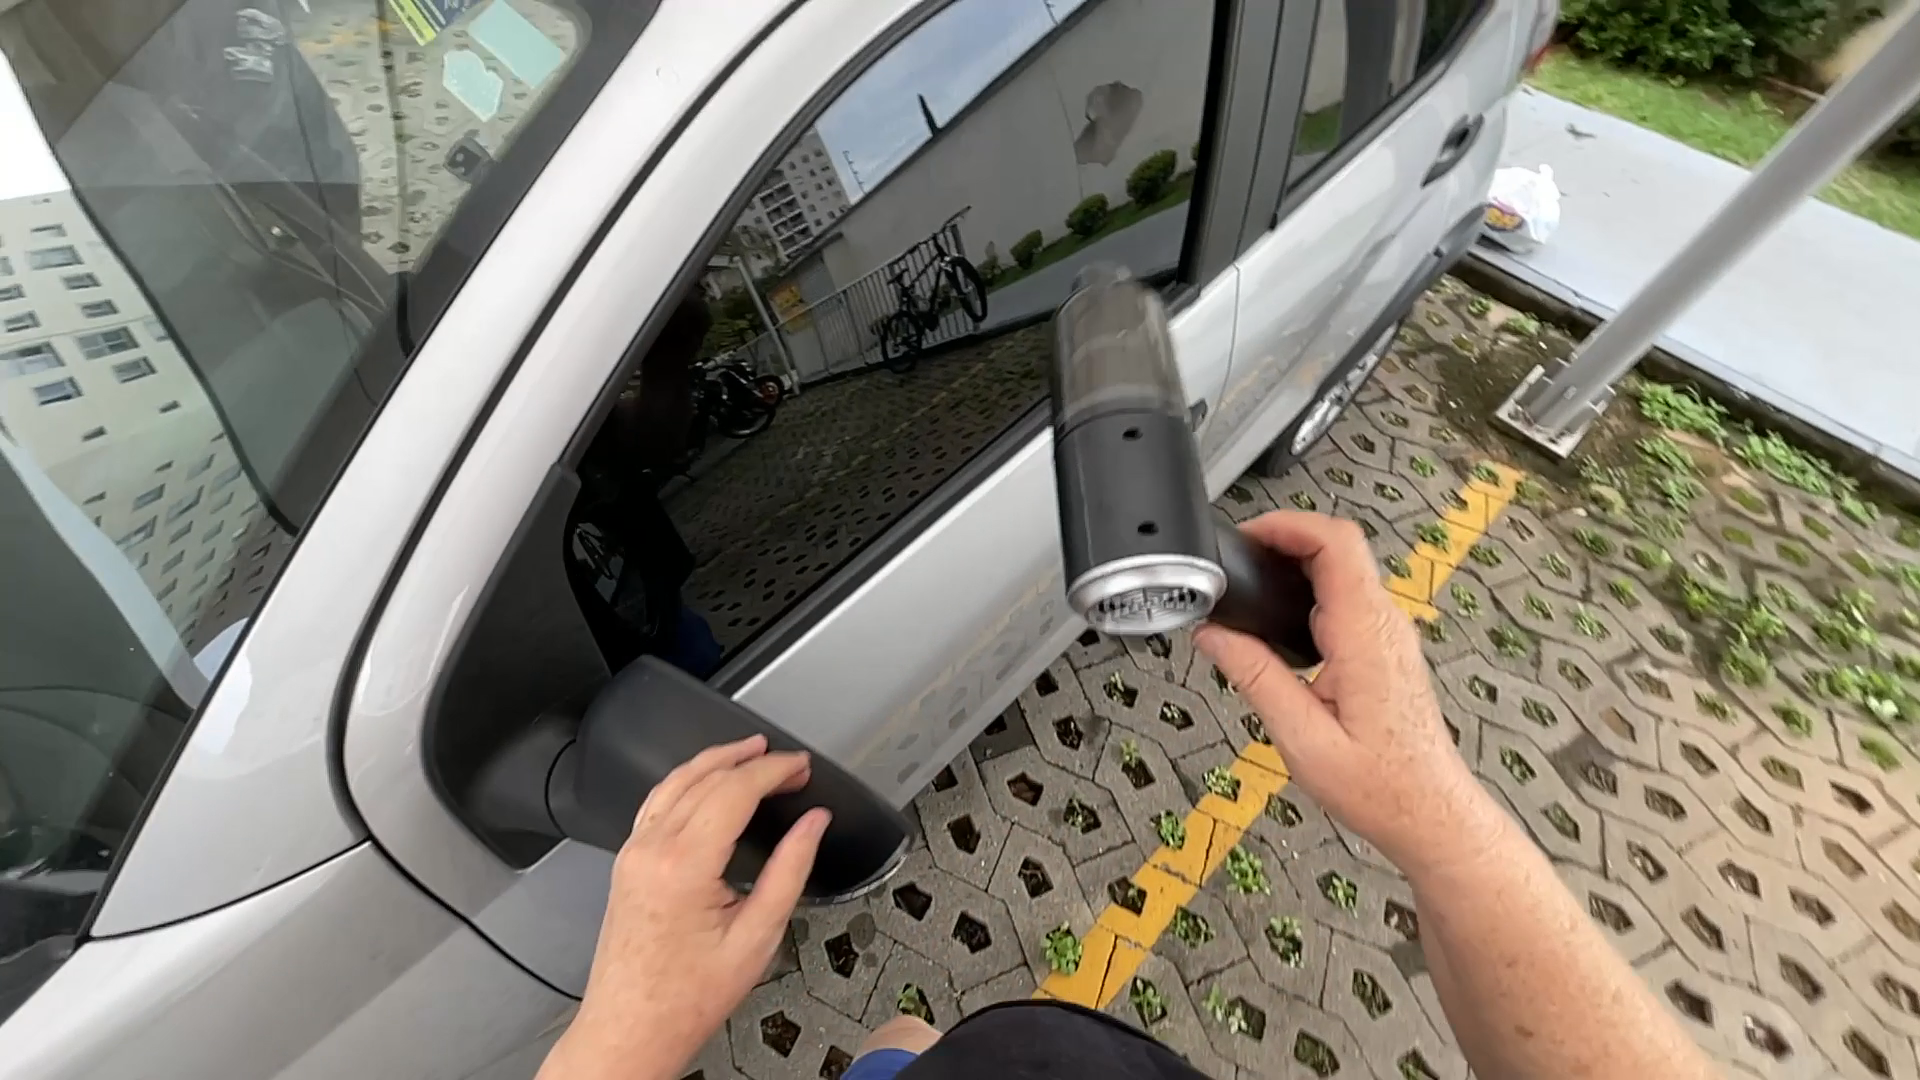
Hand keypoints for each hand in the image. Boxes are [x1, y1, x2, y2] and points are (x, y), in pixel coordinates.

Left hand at [540, 736, 828, 1079]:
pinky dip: (690, 778)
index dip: (774, 769)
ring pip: (678, 779)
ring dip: (719, 758)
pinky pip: (658, 799)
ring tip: (752, 750)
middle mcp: (652, 850)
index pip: (735, 790)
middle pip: (708, 777)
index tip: (800, 767)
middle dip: (755, 762)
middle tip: (791, 765)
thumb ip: (791, 870)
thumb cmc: (685, 999)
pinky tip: (708, 777)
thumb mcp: (757, 938)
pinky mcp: (628, 860)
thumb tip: (814, 823)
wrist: (627, 1034)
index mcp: (684, 866)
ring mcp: (634, 852)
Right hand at [1193, 512, 1500, 879]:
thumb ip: (1253, 677)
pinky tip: (1277, 611)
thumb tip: (1213, 635)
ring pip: (1342, 567)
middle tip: (1239, 556)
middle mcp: (1384, 625)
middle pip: (1337, 545)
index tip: (1249, 534)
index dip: (1288, 523)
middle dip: (1284, 536)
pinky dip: (1307, 583)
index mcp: (1364, 636)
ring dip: (1295, 559)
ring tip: (1251, 579)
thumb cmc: (1380, 785)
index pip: (1335, 544)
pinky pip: (1345, 593)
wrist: (1433, 814)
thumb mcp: (1301, 736)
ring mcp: (1388, 633)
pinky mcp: (1383, 646)